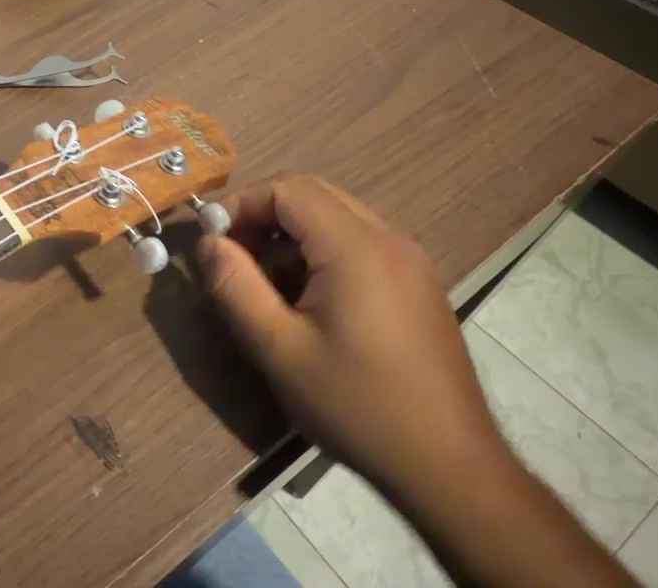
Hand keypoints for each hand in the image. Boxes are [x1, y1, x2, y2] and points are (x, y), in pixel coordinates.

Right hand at [196, 176, 506, 495]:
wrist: (449, 468)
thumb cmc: (357, 405)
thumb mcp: (279, 350)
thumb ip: (235, 287)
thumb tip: (208, 243)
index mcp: (356, 247)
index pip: (289, 188)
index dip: (243, 203)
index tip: (212, 239)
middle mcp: (389, 240)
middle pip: (314, 195)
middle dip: (266, 216)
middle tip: (234, 257)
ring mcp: (411, 263)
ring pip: (338, 219)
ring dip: (293, 237)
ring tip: (266, 286)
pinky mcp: (419, 287)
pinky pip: (361, 245)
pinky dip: (323, 254)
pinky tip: (309, 304)